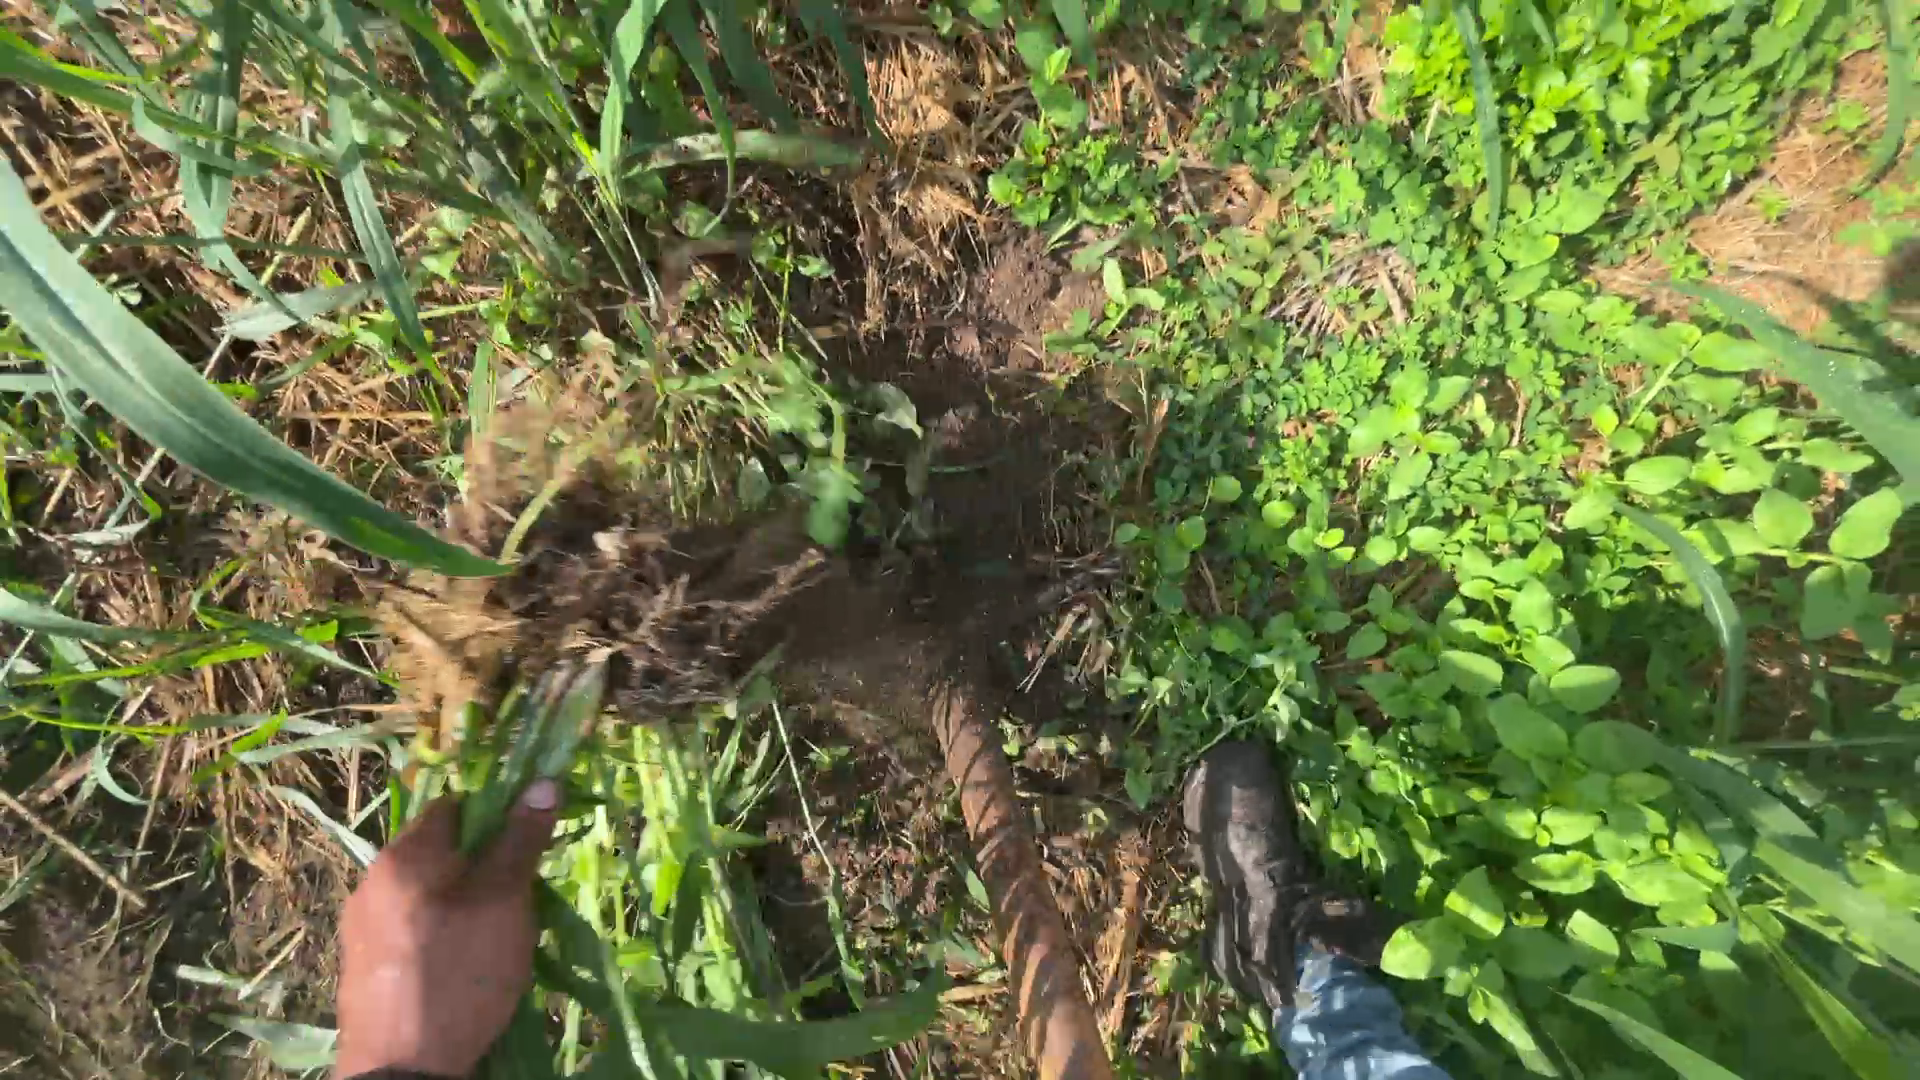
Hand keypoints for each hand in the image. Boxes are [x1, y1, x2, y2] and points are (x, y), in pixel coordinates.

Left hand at [334, 779, 559, 1078]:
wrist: (404, 1074)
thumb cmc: (460, 971)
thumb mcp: (504, 897)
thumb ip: (522, 837)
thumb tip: (543, 781)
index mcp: (402, 857)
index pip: (458, 803)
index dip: (500, 809)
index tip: (532, 833)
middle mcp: (373, 882)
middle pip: (445, 846)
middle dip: (490, 855)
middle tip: (525, 881)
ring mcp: (363, 926)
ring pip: (433, 885)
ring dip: (471, 889)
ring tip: (503, 920)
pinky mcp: (367, 963)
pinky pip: (417, 919)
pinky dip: (448, 920)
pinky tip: (470, 951)